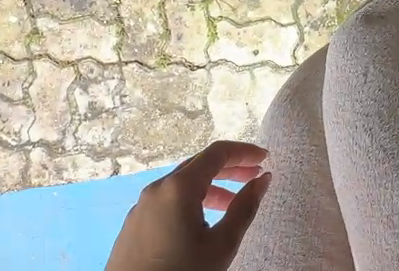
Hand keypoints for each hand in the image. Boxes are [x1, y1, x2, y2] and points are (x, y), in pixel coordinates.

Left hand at [104, 140, 271, 270]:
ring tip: (232, 203)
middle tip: (255, 177)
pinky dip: (191, 201)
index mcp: (178, 187)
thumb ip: (244, 208)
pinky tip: (201, 223)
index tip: (265, 159)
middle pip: (199, 165)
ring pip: (182, 184)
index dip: (244, 152)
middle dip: (230, 168)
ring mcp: (141, 207)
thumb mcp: (221, 246)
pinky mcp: (133, 226)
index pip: (217, 153)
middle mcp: (157, 189)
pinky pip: (167, 201)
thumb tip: (263, 179)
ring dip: (211, 186)